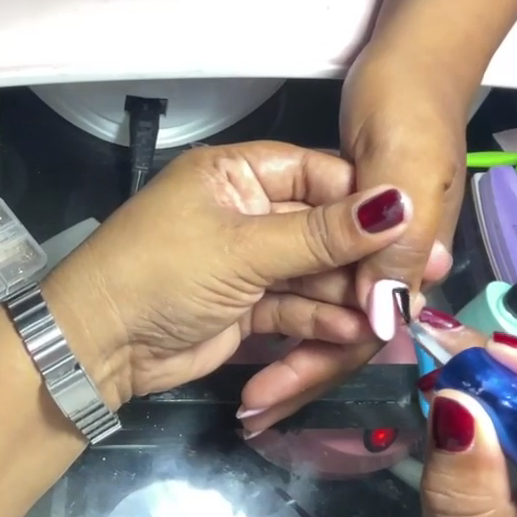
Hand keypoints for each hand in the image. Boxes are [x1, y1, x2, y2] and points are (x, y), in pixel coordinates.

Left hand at [40, 141, 412, 406]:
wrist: (101, 342)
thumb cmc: (162, 272)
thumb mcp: (242, 249)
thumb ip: (321, 234)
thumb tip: (399, 205)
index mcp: (236, 174)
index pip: (318, 175)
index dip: (366, 203)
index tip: (414, 229)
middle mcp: (246, 211)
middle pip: (323, 228)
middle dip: (362, 259)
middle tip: (414, 283)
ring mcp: (247, 261)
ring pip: (314, 273)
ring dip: (345, 296)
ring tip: (386, 317)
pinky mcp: (247, 305)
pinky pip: (295, 307)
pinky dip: (320, 321)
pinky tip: (352, 332)